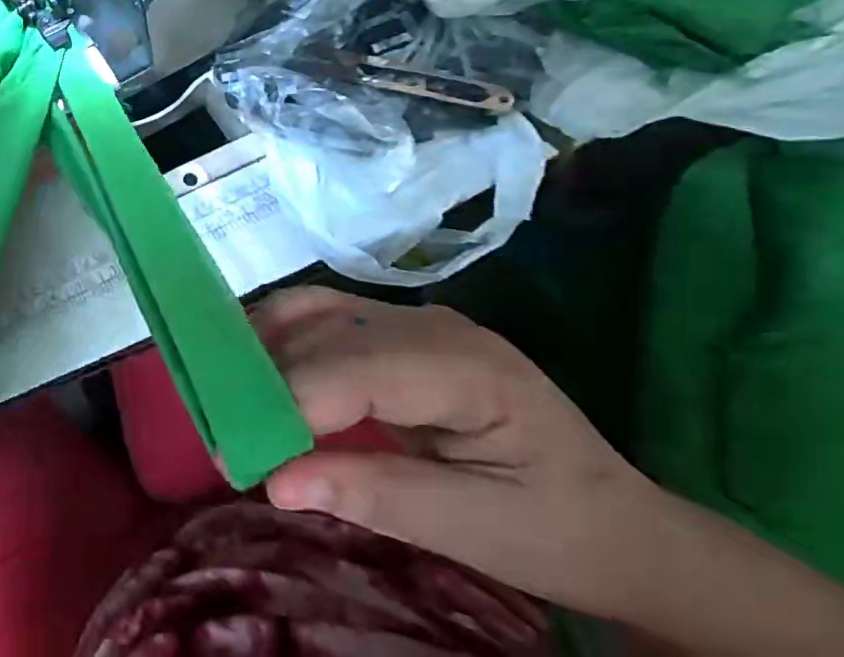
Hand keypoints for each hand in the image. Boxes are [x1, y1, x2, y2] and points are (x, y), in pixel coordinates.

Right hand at [255, 286, 657, 616]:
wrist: (622, 523)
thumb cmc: (560, 532)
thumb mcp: (478, 531)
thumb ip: (377, 497)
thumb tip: (274, 482)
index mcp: (468, 370)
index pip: (353, 370)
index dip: (286, 405)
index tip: (235, 454)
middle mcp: (432, 326)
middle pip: (322, 333)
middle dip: (261, 379)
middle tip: (222, 432)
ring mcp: (411, 321)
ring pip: (310, 311)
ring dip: (260, 351)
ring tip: (228, 400)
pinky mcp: (393, 331)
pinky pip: (319, 318)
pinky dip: (277, 340)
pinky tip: (256, 373)